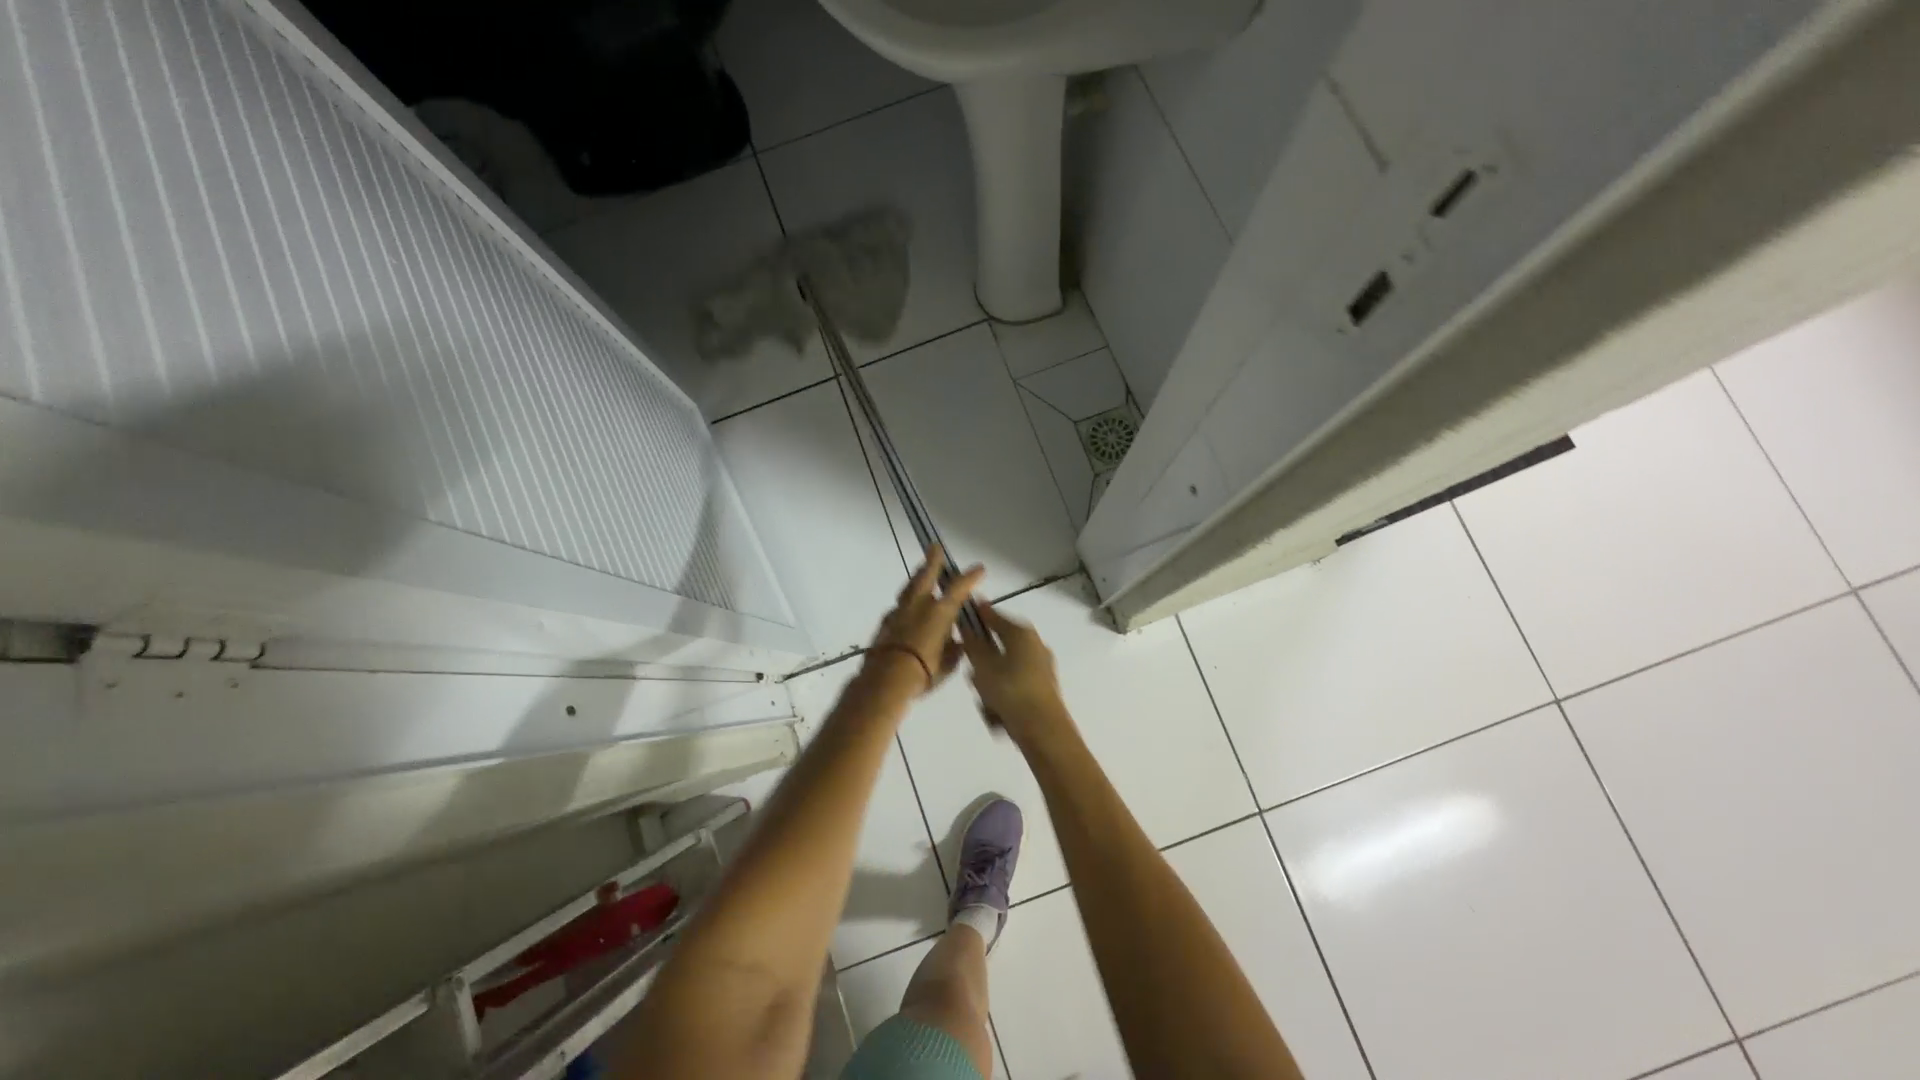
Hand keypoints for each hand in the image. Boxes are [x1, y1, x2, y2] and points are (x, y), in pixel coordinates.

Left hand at [868, 546, 985, 694]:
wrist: (886, 679)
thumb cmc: (924, 672)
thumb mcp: (948, 663)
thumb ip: (953, 650)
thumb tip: (955, 643)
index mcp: (940, 612)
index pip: (959, 588)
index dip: (970, 577)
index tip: (979, 569)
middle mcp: (919, 606)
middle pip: (926, 576)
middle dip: (932, 561)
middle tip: (935, 547)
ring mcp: (899, 612)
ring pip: (909, 589)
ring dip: (916, 580)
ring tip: (920, 573)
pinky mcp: (885, 623)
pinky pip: (898, 608)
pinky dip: (905, 605)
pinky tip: (906, 610)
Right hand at [961, 601, 1074, 749]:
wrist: (1043, 730)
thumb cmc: (1010, 692)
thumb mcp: (983, 667)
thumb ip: (972, 645)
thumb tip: (966, 625)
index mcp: (1021, 634)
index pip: (994, 616)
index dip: (978, 613)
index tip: (966, 609)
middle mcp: (1035, 646)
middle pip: (999, 648)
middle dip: (983, 665)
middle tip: (974, 680)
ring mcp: (1041, 668)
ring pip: (1004, 671)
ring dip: (991, 686)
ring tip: (987, 705)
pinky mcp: (1044, 689)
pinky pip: (1014, 688)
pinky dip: (1004, 698)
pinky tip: (999, 716)